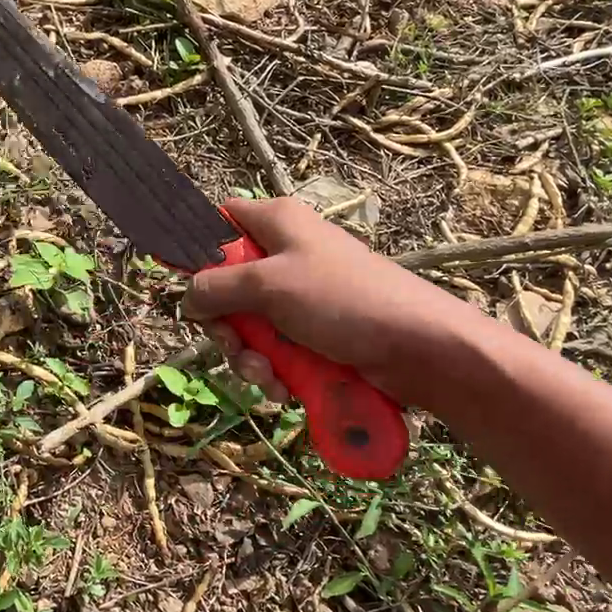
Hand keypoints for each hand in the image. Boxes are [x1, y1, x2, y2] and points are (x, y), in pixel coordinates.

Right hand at [182, 197, 496, 408]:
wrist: (424, 350)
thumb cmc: (343, 299)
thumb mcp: (268, 285)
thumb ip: (216, 287)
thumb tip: (187, 299)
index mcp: (277, 223)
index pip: (221, 222)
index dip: (201, 252)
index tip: (194, 288)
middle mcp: (286, 253)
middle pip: (227, 285)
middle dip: (226, 325)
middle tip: (234, 345)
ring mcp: (302, 295)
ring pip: (250, 324)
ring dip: (250, 357)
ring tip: (267, 378)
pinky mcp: (317, 332)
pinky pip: (277, 349)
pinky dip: (275, 371)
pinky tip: (284, 388)